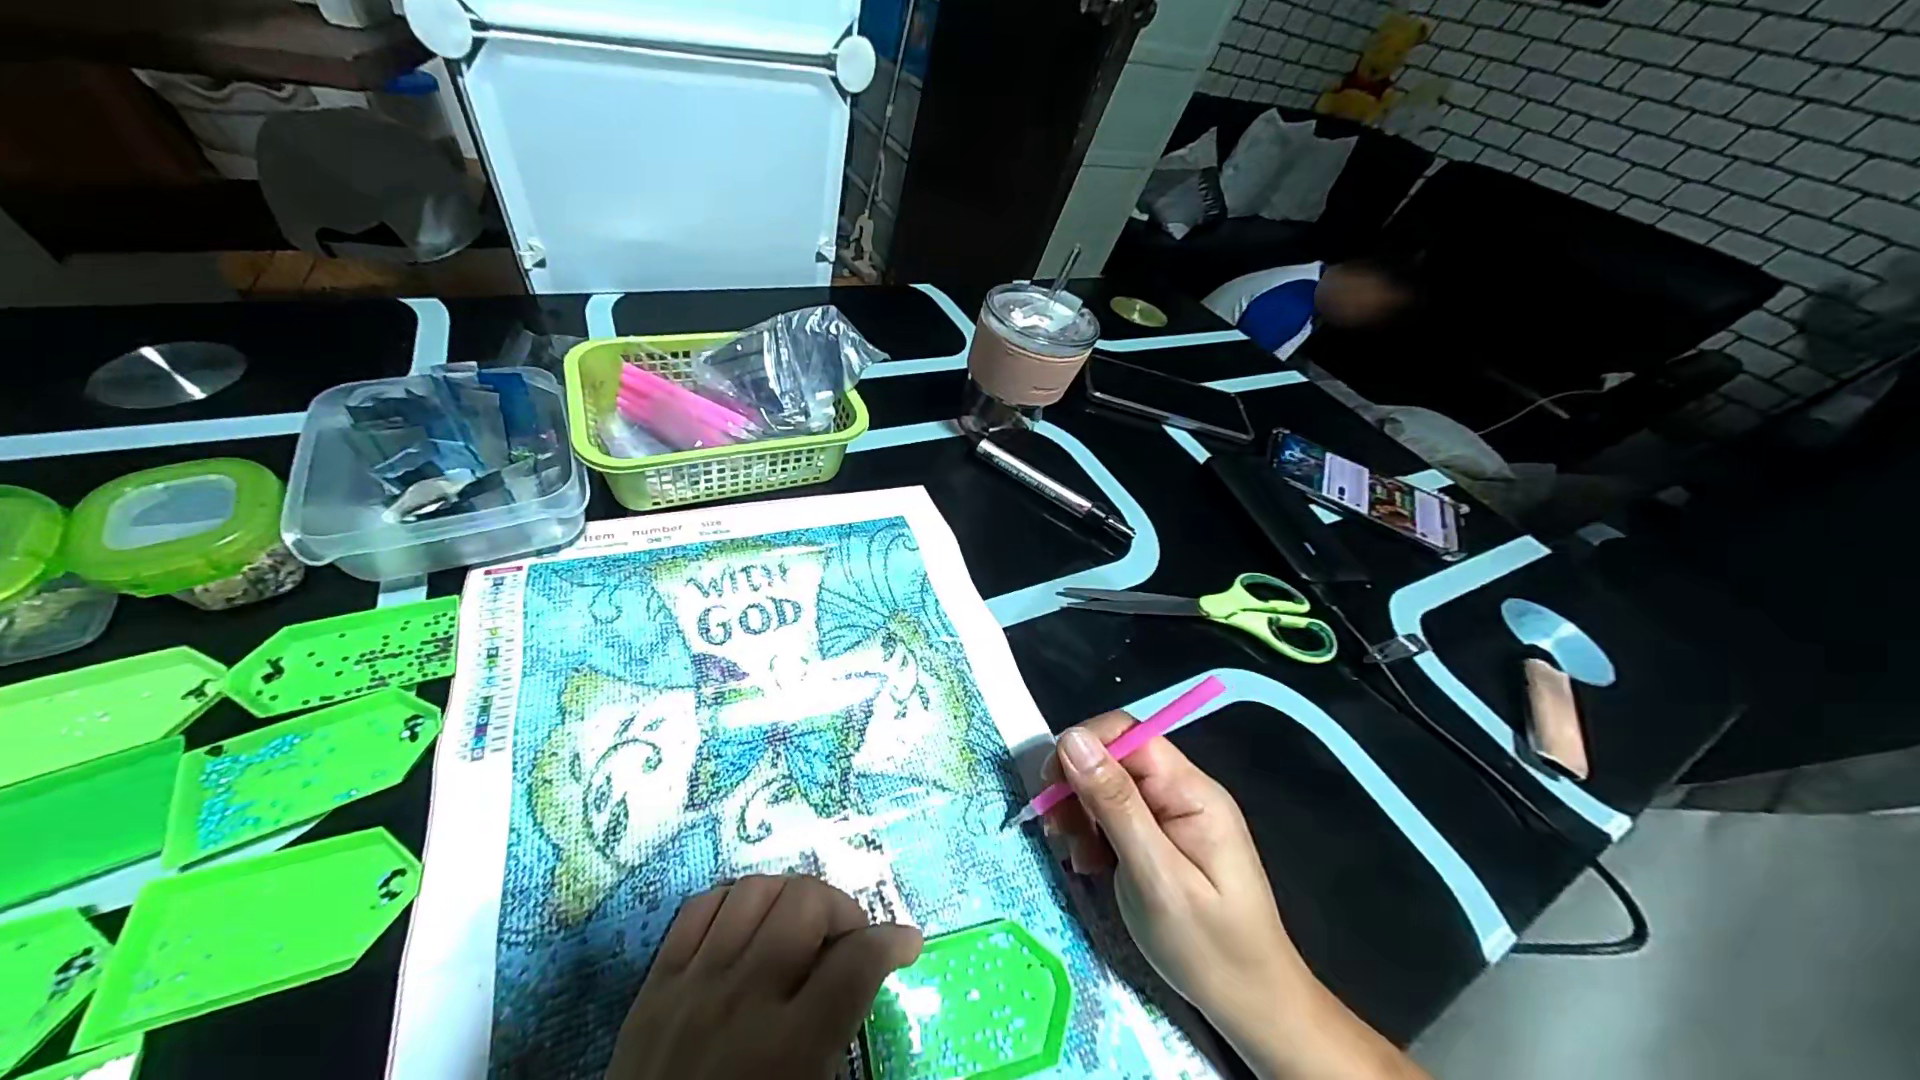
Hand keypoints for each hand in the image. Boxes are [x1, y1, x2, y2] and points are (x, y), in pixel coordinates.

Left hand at [606, 875, 922, 1079]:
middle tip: (847, 939)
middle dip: (841, 909)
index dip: (893, 942)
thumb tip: (867, 978)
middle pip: (806, 903)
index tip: (906, 943)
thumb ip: (838, 1038)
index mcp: (788, 1049)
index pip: (857, 962)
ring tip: (800, 925)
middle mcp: (743, 1000)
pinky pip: (701, 906)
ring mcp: (694, 983)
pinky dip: (734, 901)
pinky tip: (748, 924)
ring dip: (791, 897)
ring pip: (756, 890)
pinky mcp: (655, 983)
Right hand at [1043, 711, 1303, 1019]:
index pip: (1128, 734)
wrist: (1253, 1006)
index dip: (1083, 748)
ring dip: (1082, 815)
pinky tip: (1091, 864)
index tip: (1051, 786)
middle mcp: (1181, 792)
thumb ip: (1113, 803)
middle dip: (1078, 788)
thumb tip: (1072, 738)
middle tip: (1060, 832)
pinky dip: (1094, 835)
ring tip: (1078, 857)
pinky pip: (1116, 818)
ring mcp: (1172, 816)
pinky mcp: (1161, 839)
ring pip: (1108, 788)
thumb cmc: (1209, 946)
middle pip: (1114, 760)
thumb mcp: (1154, 876)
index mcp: (1189, 790)